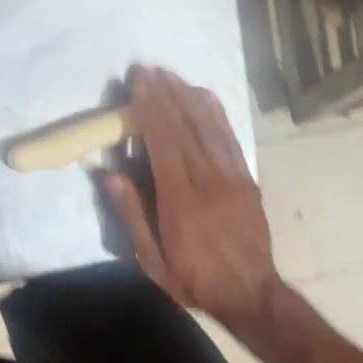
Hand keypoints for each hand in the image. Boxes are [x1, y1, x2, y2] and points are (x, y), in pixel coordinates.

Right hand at [105, 67, 282, 322]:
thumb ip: (132, 216)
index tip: (138, 84)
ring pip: (209, 128)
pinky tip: (204, 96)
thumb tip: (111, 175)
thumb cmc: (194, 280)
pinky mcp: (246, 179)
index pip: (163, 144)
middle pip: (185, 128)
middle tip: (148, 69)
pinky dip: (216, 114)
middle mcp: (208, 181)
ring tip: (171, 75)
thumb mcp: (152, 261)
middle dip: (165, 95)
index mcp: (180, 201)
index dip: (150, 110)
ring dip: (188, 97)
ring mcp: (232, 177)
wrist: (252, 294)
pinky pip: (230, 139)